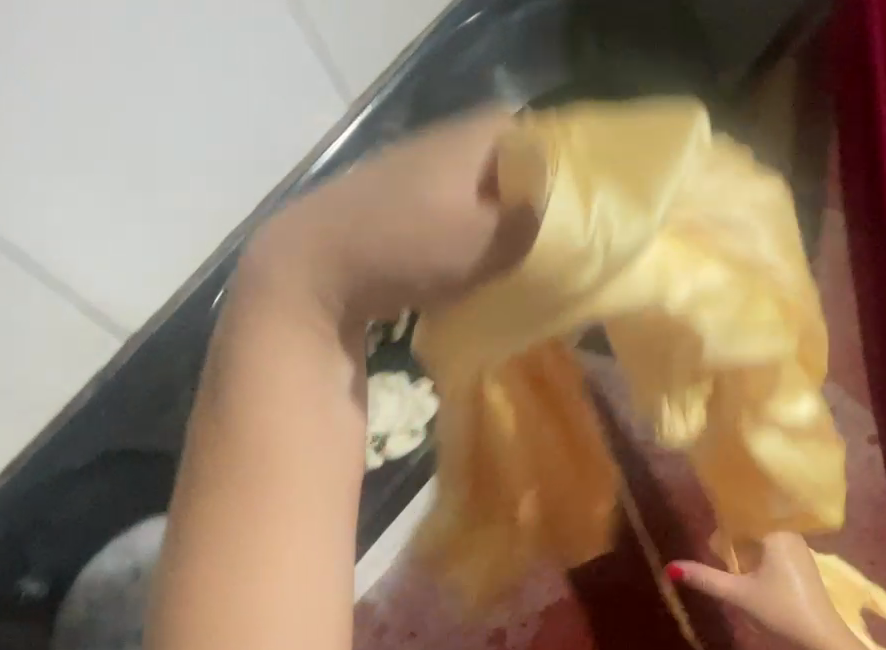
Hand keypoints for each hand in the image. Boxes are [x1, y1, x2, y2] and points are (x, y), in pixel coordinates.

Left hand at [236, 106, 538, 334]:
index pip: (538, 142)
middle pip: (505, 172)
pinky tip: (461, 275)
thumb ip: (533, 230)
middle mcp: (443, 145)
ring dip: (488, 231)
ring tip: (506, 268)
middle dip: (523, 210)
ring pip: (472, 199)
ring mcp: (412, 176)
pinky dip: (457, 243)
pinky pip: (442, 220)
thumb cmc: (409, 246)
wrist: (316, 268)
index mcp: (474, 138)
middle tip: (544, 252)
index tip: (570, 222)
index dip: (557, 181)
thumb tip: (560, 228)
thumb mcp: (488, 242)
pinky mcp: (390, 209)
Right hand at [667, 533, 849, 649]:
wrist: (818, 637)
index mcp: (777, 532)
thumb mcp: (737, 594)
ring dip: (745, 548)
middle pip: (754, 526)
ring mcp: (799, 550)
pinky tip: (747, 571)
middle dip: (733, 537)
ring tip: (726, 560)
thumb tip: (670, 567)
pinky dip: (758, 556)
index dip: (724, 521)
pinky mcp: (801, 566)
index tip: (708, 533)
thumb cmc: (779, 610)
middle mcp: (791, 534)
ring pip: (764, 539)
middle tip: (713, 550)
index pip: (745, 514)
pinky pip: (774, 550)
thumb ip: (705, 578)